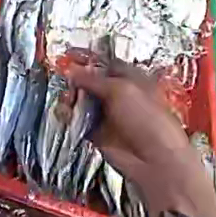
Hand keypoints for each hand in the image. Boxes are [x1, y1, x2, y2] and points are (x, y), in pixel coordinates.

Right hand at [59, 53, 215, 216]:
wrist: (154, 161)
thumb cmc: (148, 120)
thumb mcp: (121, 91)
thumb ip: (93, 79)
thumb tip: (71, 70)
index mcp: (132, 80)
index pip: (106, 63)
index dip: (88, 59)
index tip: (68, 55)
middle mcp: (120, 96)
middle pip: (91, 82)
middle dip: (75, 79)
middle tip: (60, 77)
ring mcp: (108, 115)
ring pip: (82, 100)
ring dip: (70, 98)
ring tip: (63, 97)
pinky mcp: (97, 132)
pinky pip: (78, 121)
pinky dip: (69, 117)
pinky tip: (64, 113)